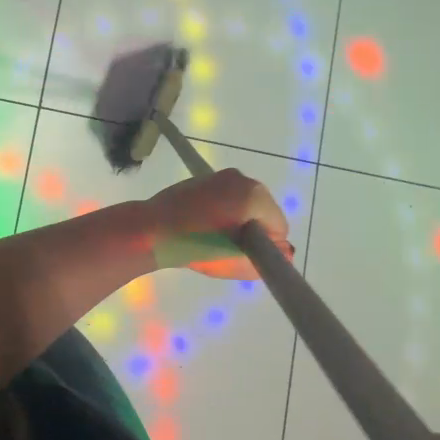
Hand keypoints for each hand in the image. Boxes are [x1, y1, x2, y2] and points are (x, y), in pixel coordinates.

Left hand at [142, 168, 293, 279]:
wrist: (155, 229)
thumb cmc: (199, 246)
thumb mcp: (239, 263)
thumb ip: (270, 260)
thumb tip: (285, 251)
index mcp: (254, 194)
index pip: (278, 225)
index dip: (266, 245)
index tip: (245, 254)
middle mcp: (241, 177)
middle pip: (263, 211)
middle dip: (253, 229)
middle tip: (230, 246)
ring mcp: (220, 175)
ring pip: (244, 203)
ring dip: (237, 220)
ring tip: (215, 237)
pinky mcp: (203, 179)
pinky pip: (226, 197)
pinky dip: (224, 210)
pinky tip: (205, 225)